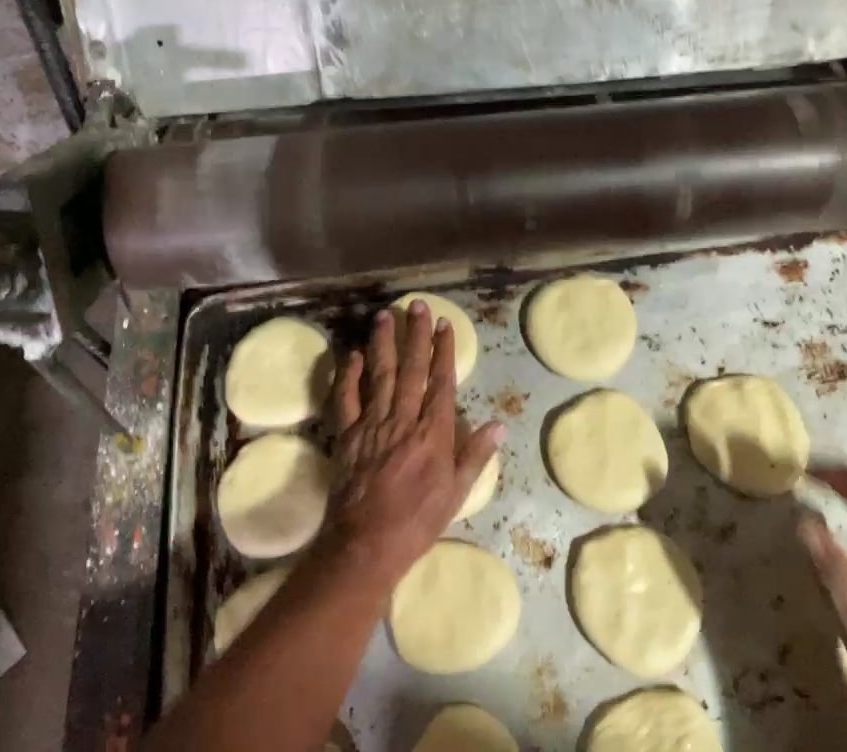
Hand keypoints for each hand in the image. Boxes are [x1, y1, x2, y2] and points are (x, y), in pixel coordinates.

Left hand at [323, 301, 503, 588]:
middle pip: (410, 368)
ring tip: (385, 315)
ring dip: (383, 343)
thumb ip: (476, 455)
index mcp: (434, 431)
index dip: (442, 350)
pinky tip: (354, 355)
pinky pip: (347, 398)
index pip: (440, 380)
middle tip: (416, 305)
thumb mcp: (457, 492)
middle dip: (415, 334)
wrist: (368, 541)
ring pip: (379, 374)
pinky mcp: (347, 434)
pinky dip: (350, 374)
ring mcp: (372, 424)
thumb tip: (499, 425)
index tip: (443, 324)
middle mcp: (403, 419)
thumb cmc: (419, 520)